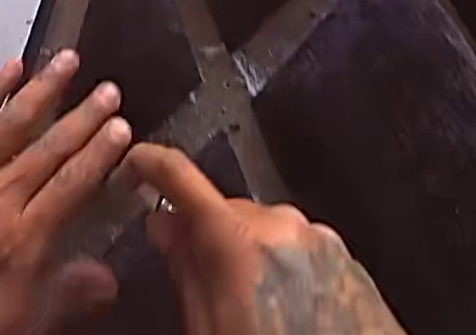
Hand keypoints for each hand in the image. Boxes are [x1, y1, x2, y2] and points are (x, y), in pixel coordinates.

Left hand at [0, 51, 130, 334]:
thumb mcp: (16, 326)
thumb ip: (65, 297)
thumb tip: (112, 277)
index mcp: (22, 241)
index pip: (72, 185)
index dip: (100, 154)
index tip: (123, 126)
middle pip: (50, 147)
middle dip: (85, 116)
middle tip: (110, 88)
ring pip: (14, 123)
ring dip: (45, 88)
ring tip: (69, 58)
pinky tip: (13, 65)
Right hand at [126, 143, 407, 334]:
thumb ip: (186, 274)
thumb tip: (163, 226)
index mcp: (239, 240)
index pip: (181, 177)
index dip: (150, 163)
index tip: (133, 164)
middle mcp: (279, 221)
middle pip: (223, 211)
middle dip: (208, 237)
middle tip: (201, 286)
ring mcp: (315, 234)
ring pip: (260, 228)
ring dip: (246, 254)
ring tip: (255, 314)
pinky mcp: (342, 251)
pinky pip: (294, 243)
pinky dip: (279, 264)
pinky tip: (287, 311)